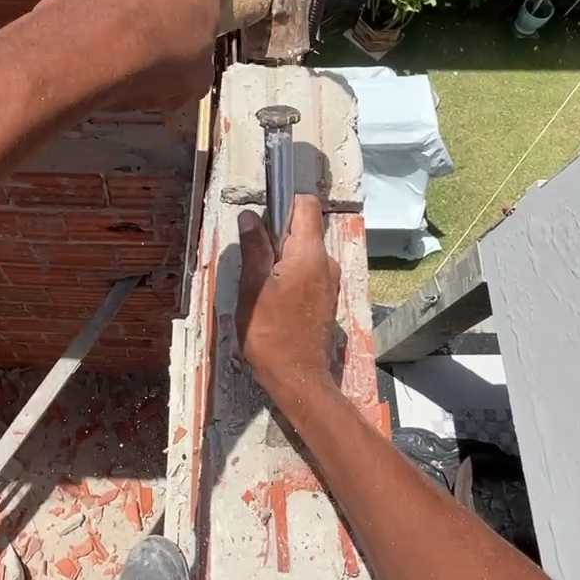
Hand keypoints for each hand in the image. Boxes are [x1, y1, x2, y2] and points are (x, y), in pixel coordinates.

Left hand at [42, 0, 225, 110]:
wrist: (89, 52)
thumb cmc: (159, 61)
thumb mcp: (196, 81)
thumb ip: (198, 65)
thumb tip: (187, 71)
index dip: (202, 15)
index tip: (191, 40)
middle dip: (161, 8)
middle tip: (153, 47)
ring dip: (124, 9)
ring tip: (113, 49)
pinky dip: (91, 14)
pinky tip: (85, 45)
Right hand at [235, 195, 340, 396]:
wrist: (297, 378)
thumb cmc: (269, 333)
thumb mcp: (252, 288)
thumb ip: (253, 248)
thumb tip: (249, 216)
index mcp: (309, 254)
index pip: (306, 205)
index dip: (284, 201)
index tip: (262, 212)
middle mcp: (326, 262)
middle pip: (304, 228)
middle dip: (278, 232)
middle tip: (253, 253)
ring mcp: (330, 280)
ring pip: (305, 250)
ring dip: (282, 255)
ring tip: (260, 278)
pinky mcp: (327, 296)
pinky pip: (309, 269)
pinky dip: (291, 271)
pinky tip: (273, 293)